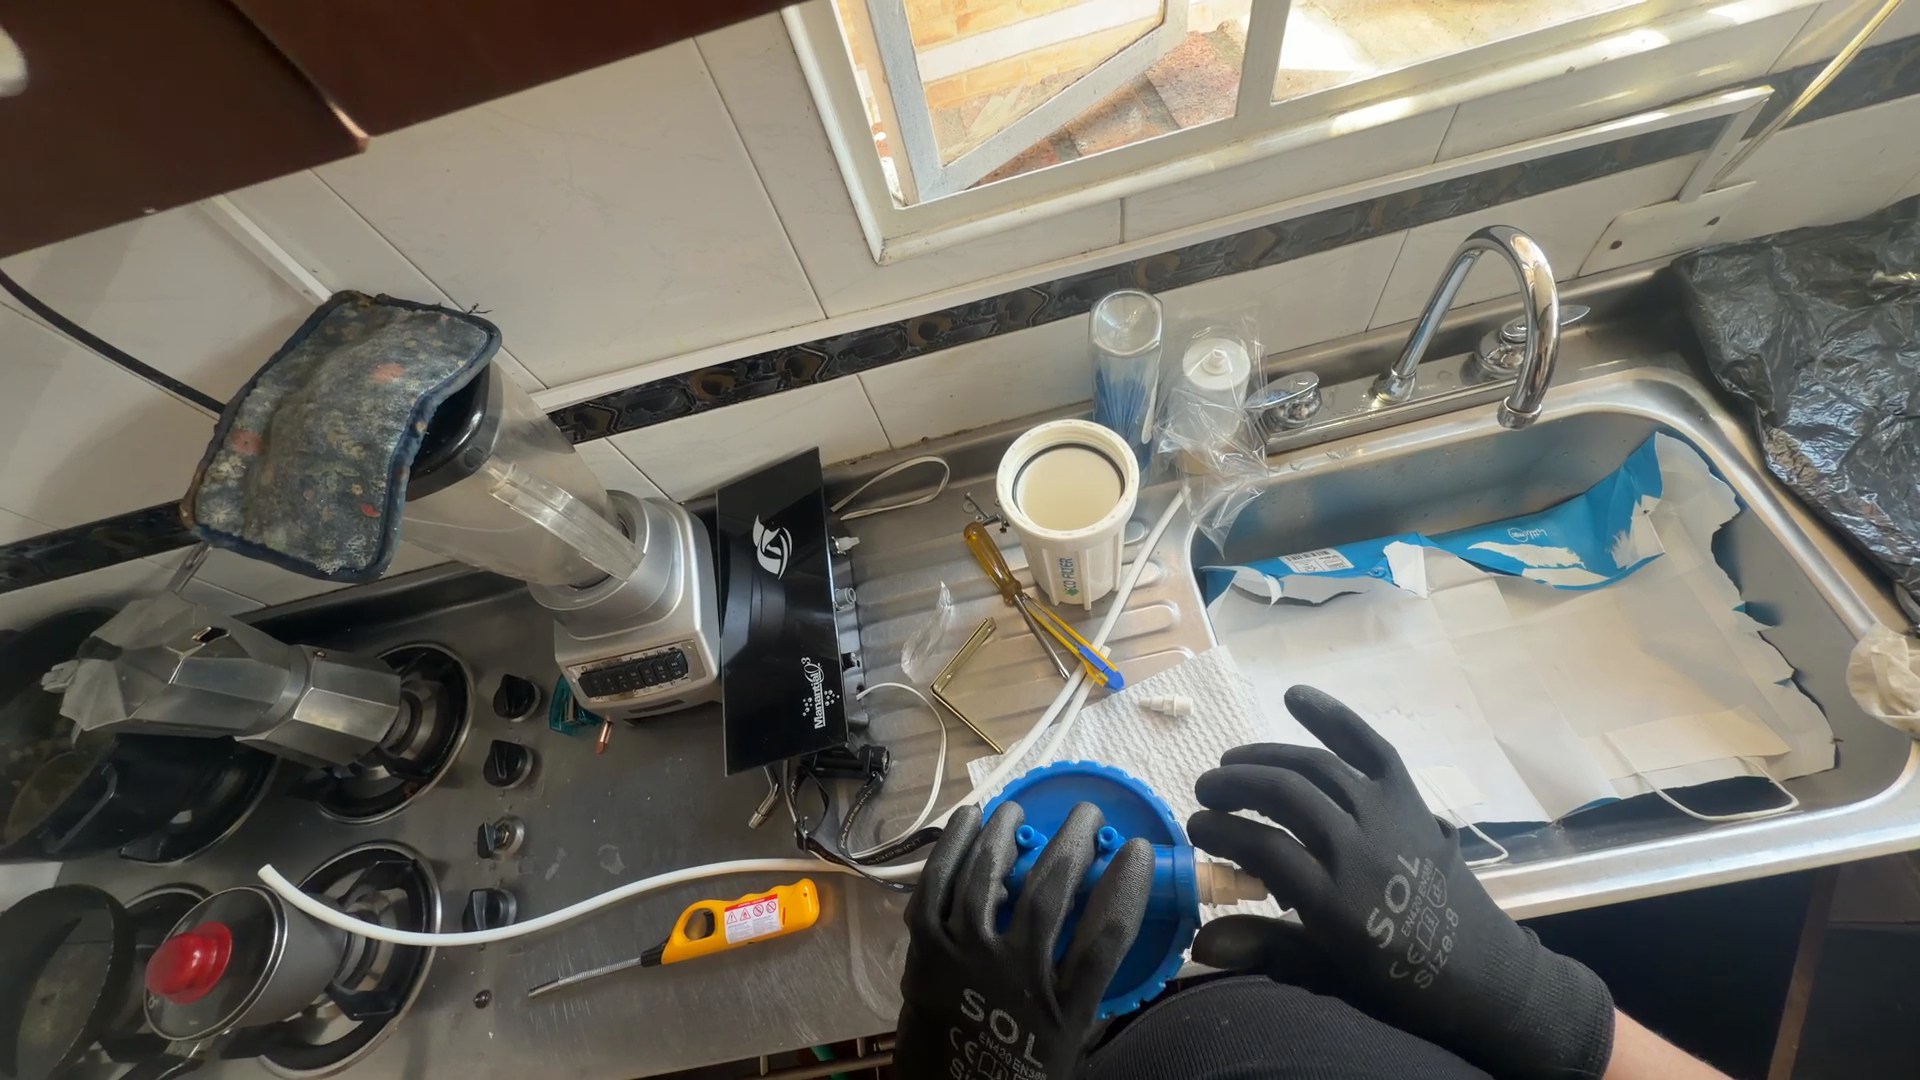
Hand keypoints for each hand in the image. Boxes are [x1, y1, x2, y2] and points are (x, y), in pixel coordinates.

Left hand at [895, 801, 1153, 1079]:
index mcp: (1061, 1013)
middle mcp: (1013, 978)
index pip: (1106, 938)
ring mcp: (963, 959)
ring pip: (987, 880)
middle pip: (1049, 896)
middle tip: (1089, 813)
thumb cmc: (1014, 1068)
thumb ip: (1087, 988)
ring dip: (1007, 836)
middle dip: (1073, 844)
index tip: (1139, 849)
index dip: (1127, 887)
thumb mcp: (1066, 1041)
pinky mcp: (924, 949)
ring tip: (1019, 811)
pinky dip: (952, 846)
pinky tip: (970, 818)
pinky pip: (936, 885)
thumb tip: (1112, 920)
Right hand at [1188, 686, 1615, 1079]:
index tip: (1196, 829)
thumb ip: (1263, 950)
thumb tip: (1198, 943)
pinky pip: (1369, 746)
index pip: (1263, 848)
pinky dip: (1331, 717)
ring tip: (1230, 762)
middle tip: (1206, 792)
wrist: (1493, 979)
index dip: (1220, 831)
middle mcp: (1361, 851)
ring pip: (1314, 767)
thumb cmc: (1400, 984)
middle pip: (1284, 795)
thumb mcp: (1328, 976)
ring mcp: (1389, 817)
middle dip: (1233, 786)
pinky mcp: (1410, 799)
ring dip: (1264, 757)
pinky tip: (1292, 695)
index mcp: (1339, 904)